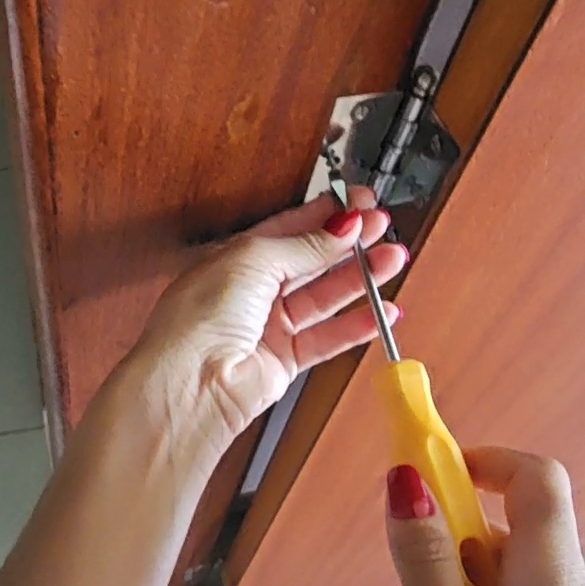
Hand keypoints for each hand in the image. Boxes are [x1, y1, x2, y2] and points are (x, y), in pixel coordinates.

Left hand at [114, 188, 406, 464]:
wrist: (191, 382)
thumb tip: (342, 225)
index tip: (359, 202)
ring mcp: (267, 325)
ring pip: (324, 297)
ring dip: (361, 279)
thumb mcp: (254, 261)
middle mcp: (251, 289)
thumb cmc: (200, 317)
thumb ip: (304, 245)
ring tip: (393, 259)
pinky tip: (382, 312)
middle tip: (384, 227)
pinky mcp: (282, 361)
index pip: (289, 228)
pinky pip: (327, 338)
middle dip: (349, 243)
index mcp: (236, 257)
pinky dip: (356, 326)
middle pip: (311, 260)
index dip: (325, 215)